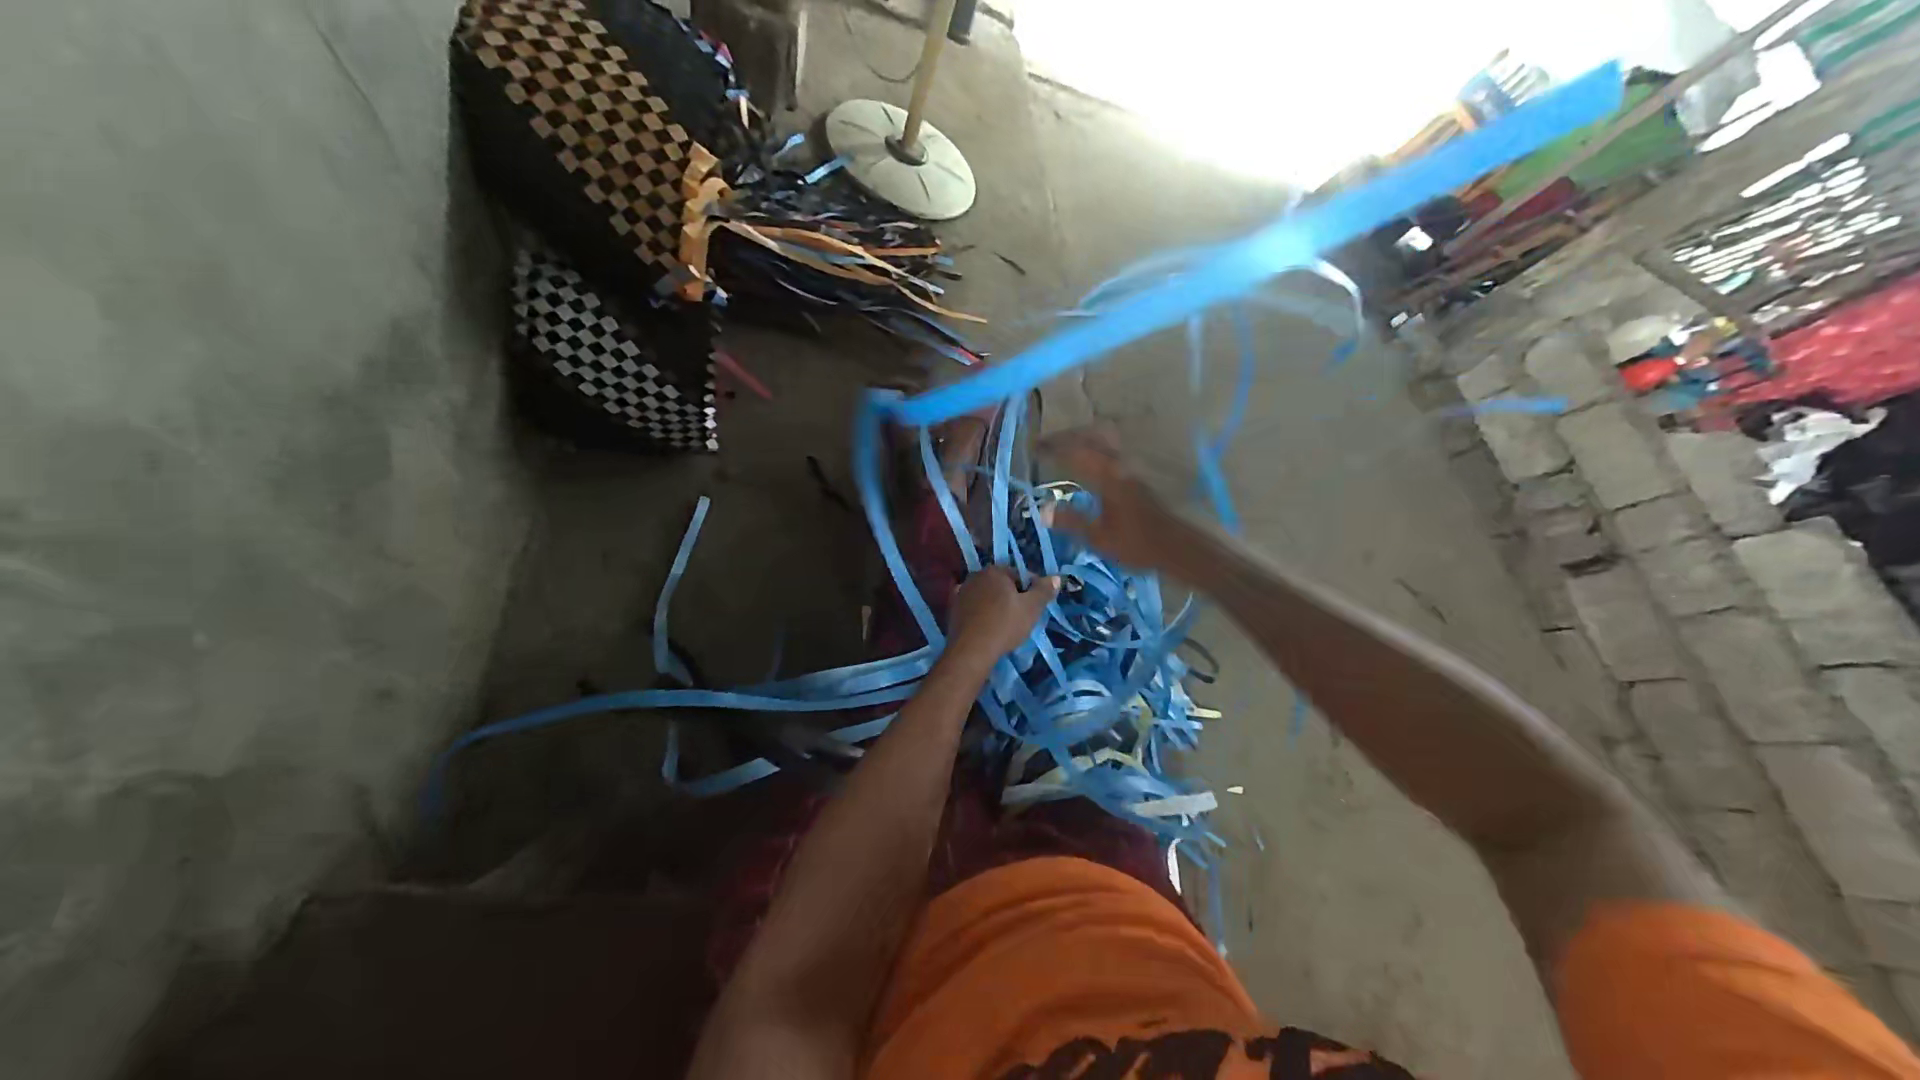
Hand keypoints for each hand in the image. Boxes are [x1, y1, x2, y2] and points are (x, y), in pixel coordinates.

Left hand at [946, 566, 1056, 664]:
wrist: (971, 650)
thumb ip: (1044, 590)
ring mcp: (962, 592)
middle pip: (1002, 584)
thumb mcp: (1032, 608)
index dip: (1032, 589)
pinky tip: (988, 627)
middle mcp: (976, 576)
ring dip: (997, 604)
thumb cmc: (1005, 625)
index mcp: (994, 571)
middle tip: (1023, 615)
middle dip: (1013, 596)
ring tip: (1006, 624)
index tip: (1037, 606)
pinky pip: (974, 607)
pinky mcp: (953, 609)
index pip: (1020, 574)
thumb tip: (1056, 577)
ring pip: (987, 595)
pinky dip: (982, 613)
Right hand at [1040, 428, 1184, 570]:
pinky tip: (1085, 465)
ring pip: (1102, 442)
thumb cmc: (1136, 544)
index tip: (1034, 447)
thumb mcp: (1097, 537)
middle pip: (1090, 437)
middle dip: (1065, 438)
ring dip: (1080, 441)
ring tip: (1062, 450)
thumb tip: (1042, 509)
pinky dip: (1092, 450)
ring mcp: (1129, 469)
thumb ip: (1070, 521)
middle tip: (1044, 444)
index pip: (1074, 451)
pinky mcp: (1135, 477)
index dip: (1052, 447)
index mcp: (1106, 476)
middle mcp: (1119, 465)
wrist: (1175, 547)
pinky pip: (1109, 452)